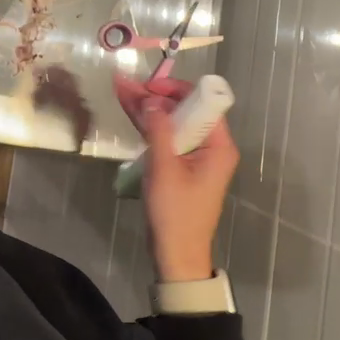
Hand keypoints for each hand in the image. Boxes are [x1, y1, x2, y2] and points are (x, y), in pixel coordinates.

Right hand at [114, 74, 240, 281]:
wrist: (176, 254)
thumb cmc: (176, 212)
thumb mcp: (164, 168)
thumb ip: (158, 130)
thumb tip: (150, 100)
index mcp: (218, 146)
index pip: (203, 102)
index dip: (176, 89)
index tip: (150, 87)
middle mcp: (211, 146)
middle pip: (185, 109)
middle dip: (155, 96)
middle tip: (126, 84)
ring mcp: (195, 156)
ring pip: (172, 121)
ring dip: (147, 108)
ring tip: (120, 90)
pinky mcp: (181, 166)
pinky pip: (166, 136)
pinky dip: (149, 125)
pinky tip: (129, 110)